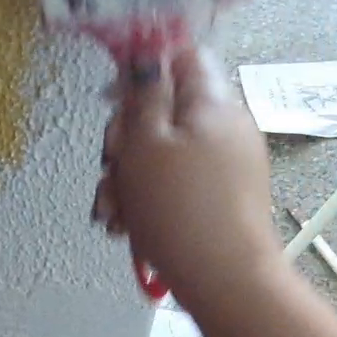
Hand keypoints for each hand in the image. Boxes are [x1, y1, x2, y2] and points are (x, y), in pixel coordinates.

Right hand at [94, 45, 281, 312]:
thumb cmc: (177, 209)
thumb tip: (146, 56)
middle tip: (111, 168)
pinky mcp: (220, 199)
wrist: (223, 279)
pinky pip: (175, 186)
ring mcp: (224, 166)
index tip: (113, 102)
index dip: (143, 71)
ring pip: (161, 155)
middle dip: (125, 140)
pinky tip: (128, 227)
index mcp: (212, 102)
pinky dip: (148, 201)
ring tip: (113, 212)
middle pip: (163, 112)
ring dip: (128, 180)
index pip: (181, 56)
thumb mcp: (146, 144)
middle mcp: (224, 127)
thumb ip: (143, 96)